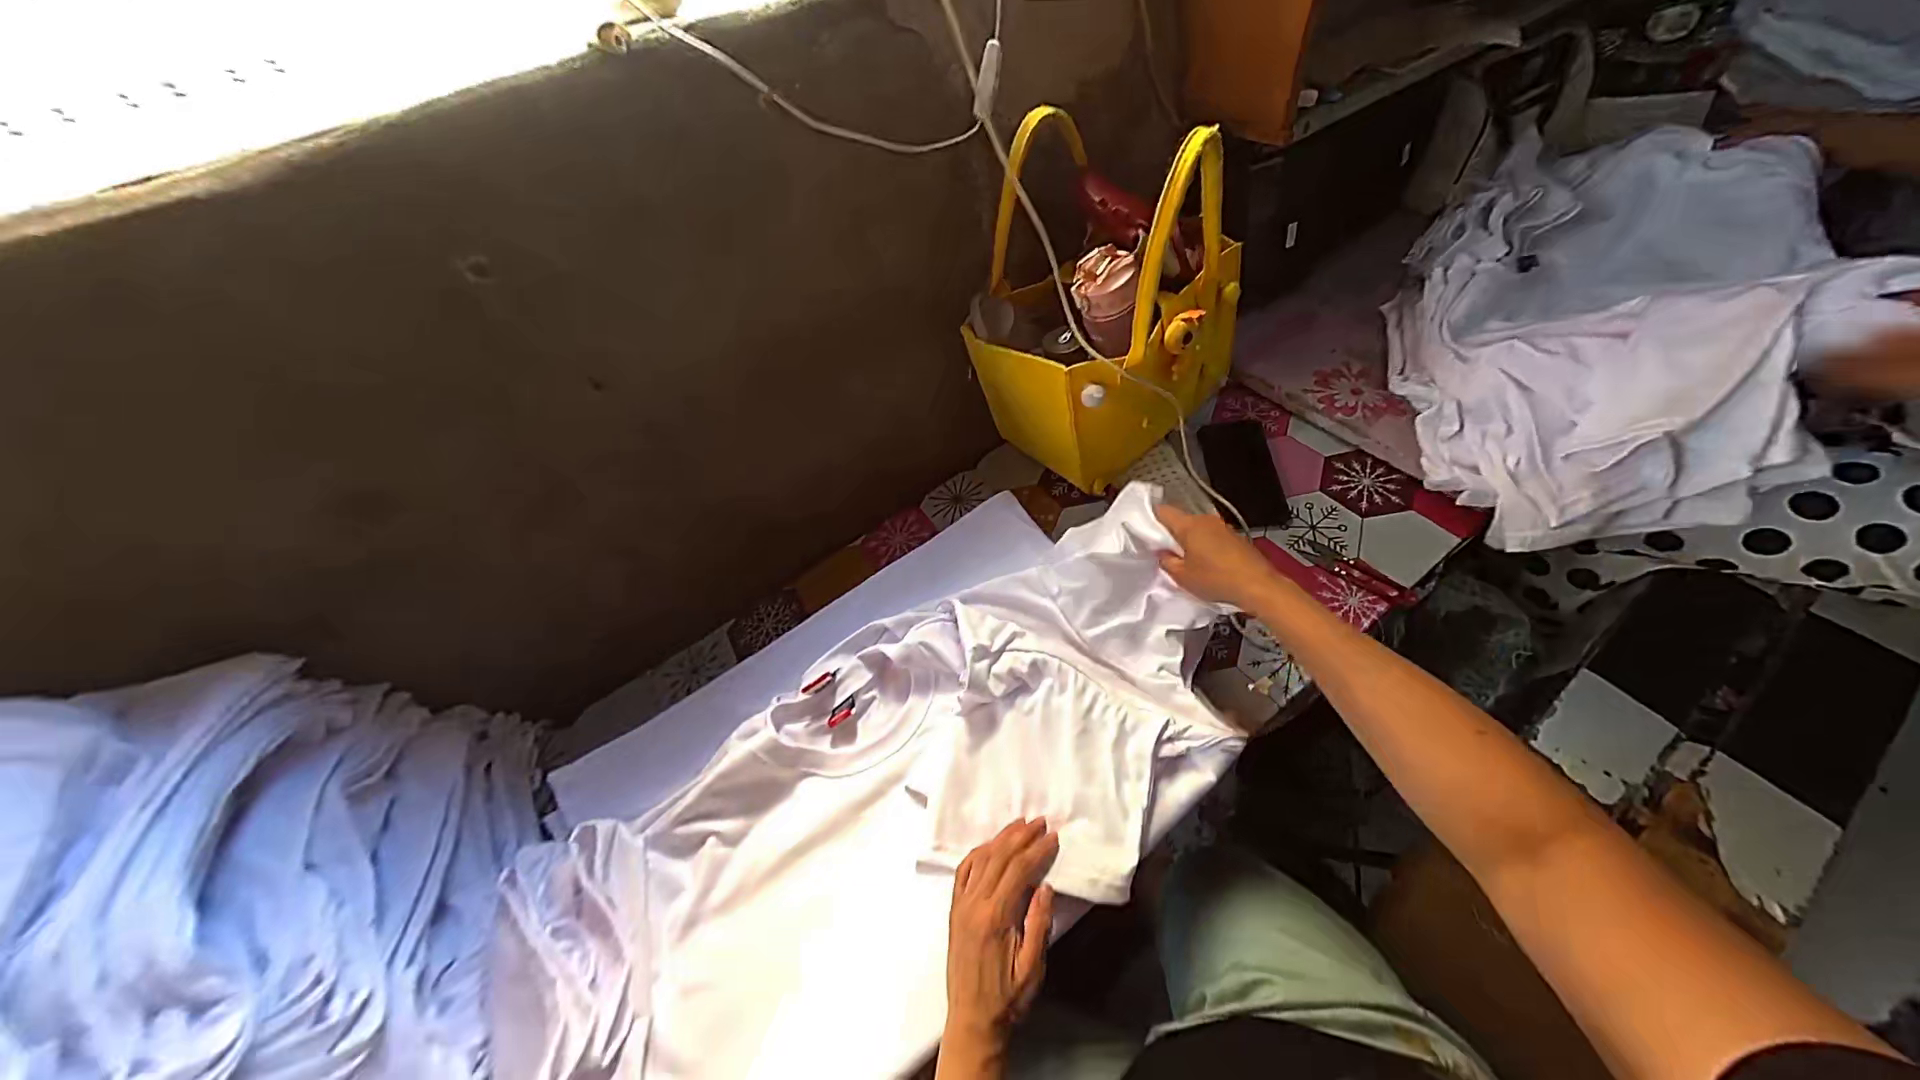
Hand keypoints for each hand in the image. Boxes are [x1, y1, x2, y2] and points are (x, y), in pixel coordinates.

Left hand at [940, 819, 1057, 1071]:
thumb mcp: (1033, 968)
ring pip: (980, 859)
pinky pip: (963, 871)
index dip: (1036, 850)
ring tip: (1019, 825)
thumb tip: (1044, 887)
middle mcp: (974, 904)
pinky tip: (990, 846)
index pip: (1018, 870)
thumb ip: (1038, 924)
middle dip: (1021, 836)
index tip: (1052, 836)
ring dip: (1000, 839)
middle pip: (998, 858)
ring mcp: (961, 905)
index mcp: (995, 917)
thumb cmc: (1007, 998)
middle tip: (1040, 821)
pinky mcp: (954, 910)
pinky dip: (977, 853)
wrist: (972, 1020)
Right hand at [1154, 503, 1294, 610]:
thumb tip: (1163, 553)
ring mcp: (1223, 527)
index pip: (1163, 511)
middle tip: (1165, 553)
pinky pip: (1212, 536)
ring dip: (1190, 541)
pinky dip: (1205, 546)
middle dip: (1171, 534)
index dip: (1151, 519)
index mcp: (1189, 525)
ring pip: (1197, 529)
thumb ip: (1166, 561)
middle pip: (1181, 520)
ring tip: (1187, 562)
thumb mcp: (1182, 576)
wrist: (1258, 586)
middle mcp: (1206, 520)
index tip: (1146, 533)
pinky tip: (1206, 564)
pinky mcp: (1235, 537)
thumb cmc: (1216, 580)